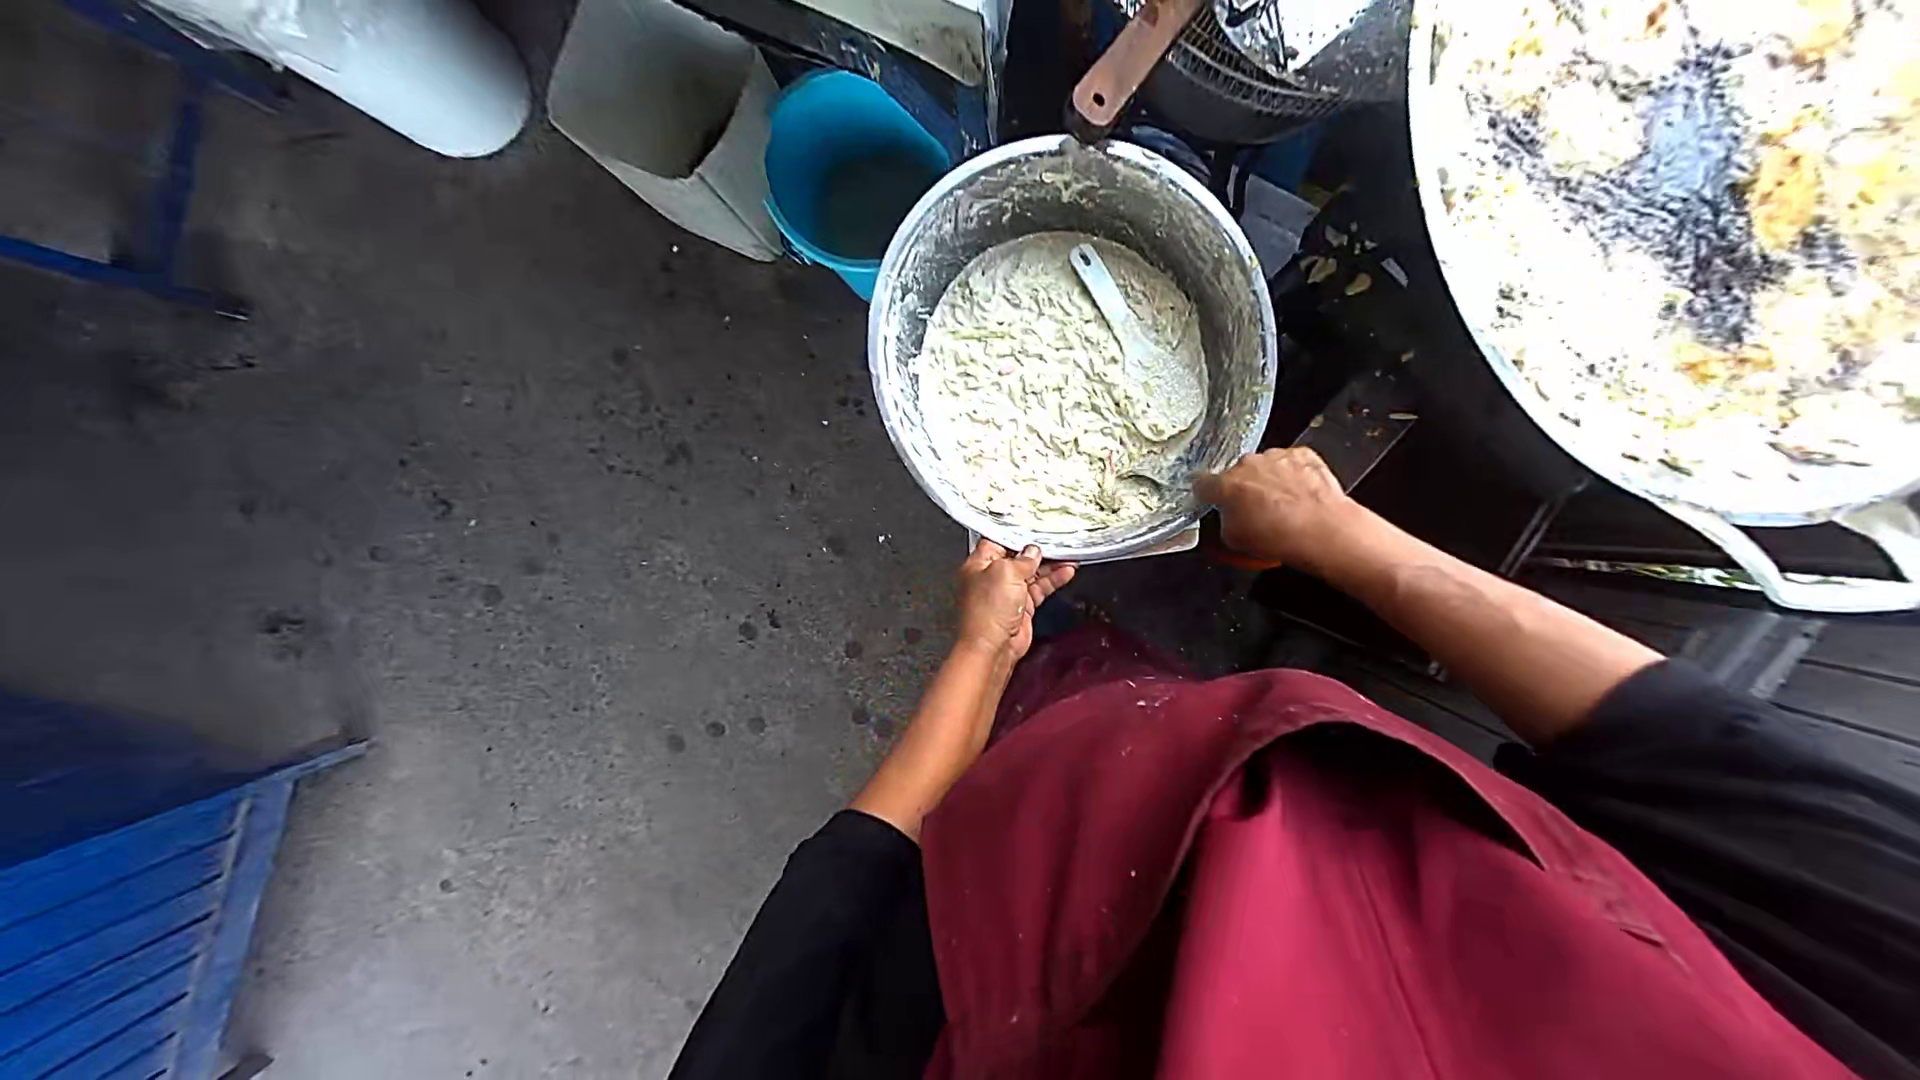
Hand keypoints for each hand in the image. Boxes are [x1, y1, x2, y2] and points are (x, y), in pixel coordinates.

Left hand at [954, 540, 1076, 659]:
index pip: (998, 541)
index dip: (1017, 535)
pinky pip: (1040, 588)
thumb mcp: (1005, 573)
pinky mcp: (1022, 606)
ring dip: (1051, 564)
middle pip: (1017, 557)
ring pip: (1032, 572)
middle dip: (1038, 550)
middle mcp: (992, 576)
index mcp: (979, 564)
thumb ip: (1022, 559)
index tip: (1035, 528)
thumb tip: (1033, 551)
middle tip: (1058, 541)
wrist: (992, 647)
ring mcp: (1007, 592)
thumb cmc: (988, 612)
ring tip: (1070, 555)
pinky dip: (1053, 580)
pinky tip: (1067, 572)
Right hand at [1195, 448, 1368, 575]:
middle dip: (1242, 489)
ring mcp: (1275, 458)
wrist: (1323, 531)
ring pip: (1264, 466)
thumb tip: (1228, 517)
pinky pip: (1290, 462)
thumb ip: (1224, 521)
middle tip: (1254, 511)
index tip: (1210, 497)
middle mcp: (1248, 466)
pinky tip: (1298, 494)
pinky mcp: (1302, 455)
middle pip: (1237, 474)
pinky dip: (1292, 474)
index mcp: (1225, 485)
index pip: (1202, 483)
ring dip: (1268, 481)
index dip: (1206, 493)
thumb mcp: (1234, 540)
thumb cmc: (1281, 536)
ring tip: (1282, 505)